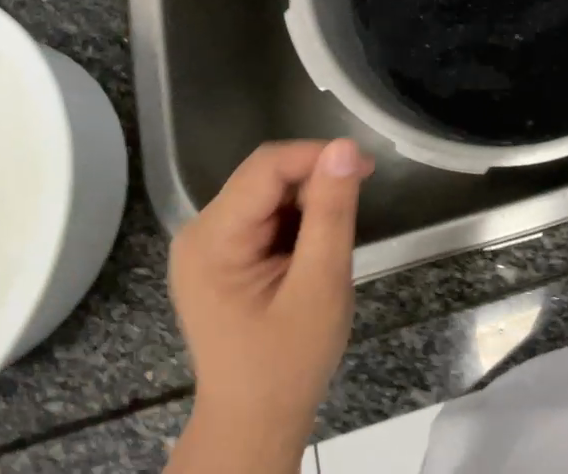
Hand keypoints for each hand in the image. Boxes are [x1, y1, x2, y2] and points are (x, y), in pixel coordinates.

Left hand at [168, 140, 372, 470]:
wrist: (257, 419)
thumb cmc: (289, 359)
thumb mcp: (321, 283)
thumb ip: (332, 213)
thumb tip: (345, 148)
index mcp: (212, 240)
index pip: (267, 167)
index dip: (318, 156)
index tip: (367, 169)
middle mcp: (200, 233)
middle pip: (266, 176)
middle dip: (315, 183)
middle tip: (354, 213)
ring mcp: (209, 245)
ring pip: (269, 192)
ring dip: (309, 203)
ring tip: (332, 243)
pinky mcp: (223, 255)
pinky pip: (266, 214)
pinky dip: (298, 220)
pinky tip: (313, 251)